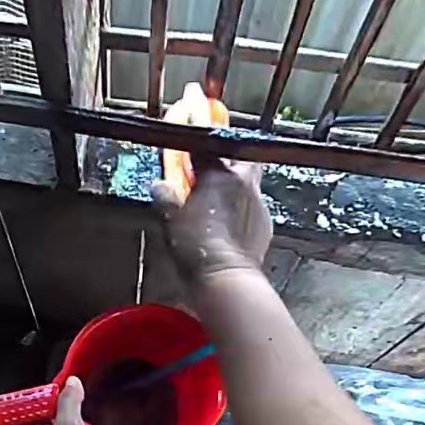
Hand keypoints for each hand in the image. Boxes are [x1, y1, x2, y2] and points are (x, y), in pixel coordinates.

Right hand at [152, 157, 272, 285]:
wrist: (226, 276)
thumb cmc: (196, 246)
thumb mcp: (171, 220)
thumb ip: (165, 198)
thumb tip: (159, 186)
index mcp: (217, 173)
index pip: (204, 148)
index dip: (193, 151)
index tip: (185, 158)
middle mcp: (242, 181)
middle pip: (238, 158)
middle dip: (226, 162)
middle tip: (210, 176)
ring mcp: (258, 202)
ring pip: (248, 184)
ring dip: (235, 189)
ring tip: (219, 205)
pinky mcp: (266, 223)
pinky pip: (254, 208)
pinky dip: (243, 212)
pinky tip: (231, 226)